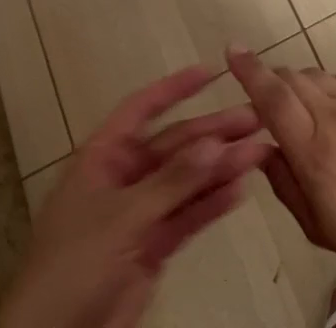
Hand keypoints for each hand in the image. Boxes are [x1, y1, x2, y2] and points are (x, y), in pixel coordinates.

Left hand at [0, 66, 271, 327]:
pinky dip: (212, 204)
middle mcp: (123, 178)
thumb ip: (172, 181)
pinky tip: (240, 191)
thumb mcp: (122, 217)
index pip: (140, 110)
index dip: (173, 89)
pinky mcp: (153, 246)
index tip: (211, 71)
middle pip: (174, 146)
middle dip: (213, 132)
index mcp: (102, 158)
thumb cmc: (74, 263)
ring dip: (221, 167)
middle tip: (256, 120)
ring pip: (187, 181)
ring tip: (261, 152)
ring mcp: (139, 213)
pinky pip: (187, 216)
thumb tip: (215, 142)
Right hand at [227, 45, 335, 278]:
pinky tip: (330, 110)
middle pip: (291, 78)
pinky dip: (326, 87)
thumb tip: (263, 150)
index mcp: (312, 150)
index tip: (233, 51)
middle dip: (269, 79)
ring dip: (297, 83)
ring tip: (295, 106)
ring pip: (317, 75)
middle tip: (261, 96)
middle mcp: (334, 116)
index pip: (272, 96)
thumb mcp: (316, 225)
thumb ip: (283, 183)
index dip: (249, 70)